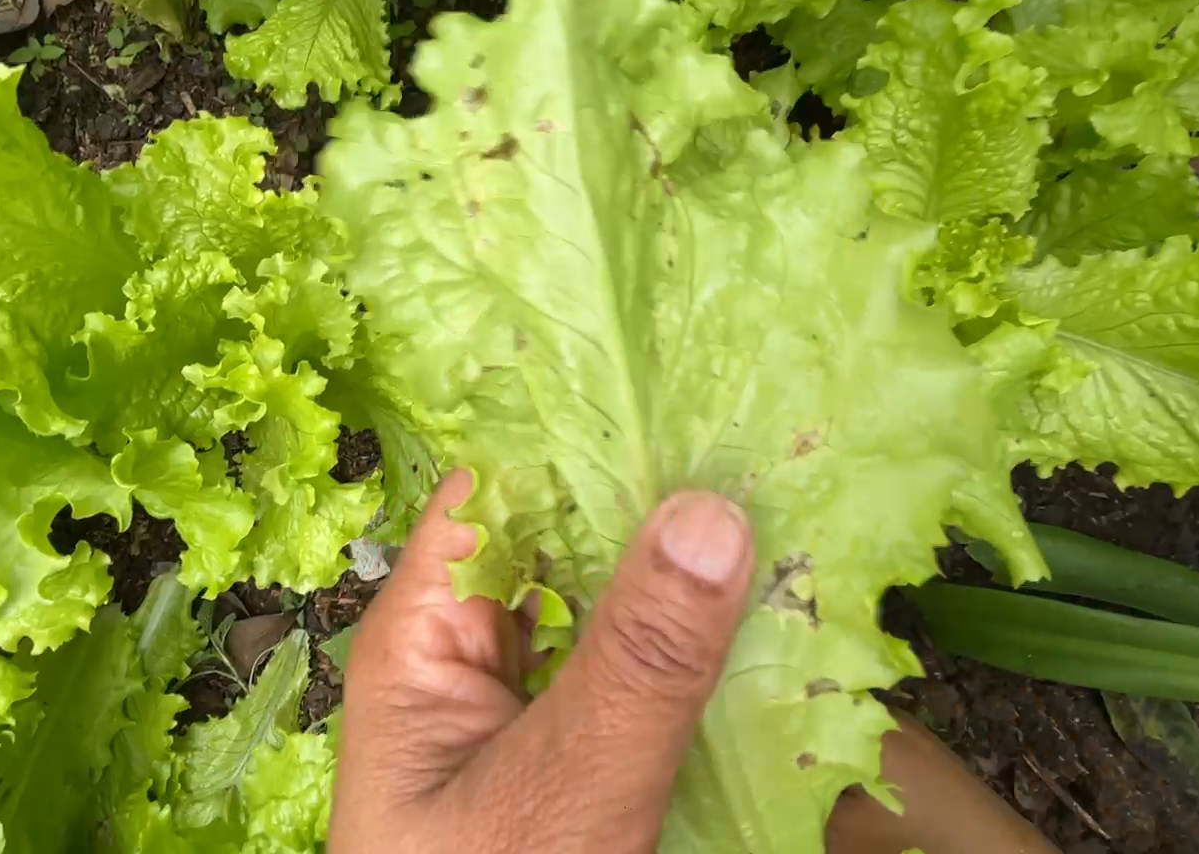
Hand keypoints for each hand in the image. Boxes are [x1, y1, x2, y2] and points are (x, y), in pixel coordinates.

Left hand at [330, 470, 754, 853]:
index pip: (491, 490)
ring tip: (772, 506)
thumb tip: (707, 515)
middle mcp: (473, 641)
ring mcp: (531, 689)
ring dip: (679, 566)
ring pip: (606, 596)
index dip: (568, 436)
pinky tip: (761, 613)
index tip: (664, 398)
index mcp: (425, 628)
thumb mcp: (554, 800)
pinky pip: (638, 661)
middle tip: (747, 442)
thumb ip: (633, 665)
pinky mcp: (580, 735)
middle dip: (643, 498)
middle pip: (557, 535)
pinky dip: (693, 637)